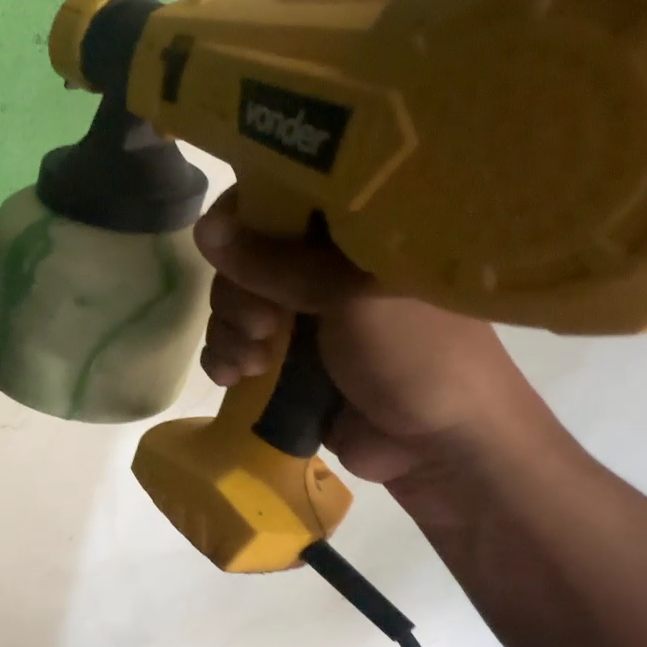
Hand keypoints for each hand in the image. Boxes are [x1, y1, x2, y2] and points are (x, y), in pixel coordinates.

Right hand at [192, 190, 553, 485]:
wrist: (443, 450)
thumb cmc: (418, 357)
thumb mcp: (348, 297)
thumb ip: (275, 263)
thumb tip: (203, 230)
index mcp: (358, 235)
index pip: (285, 196)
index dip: (244, 216)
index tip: (225, 245)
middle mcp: (326, 266)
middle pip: (245, 255)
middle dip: (237, 293)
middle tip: (261, 326)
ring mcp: (303, 314)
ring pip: (232, 302)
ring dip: (229, 332)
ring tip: (250, 364)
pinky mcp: (284, 357)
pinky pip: (231, 344)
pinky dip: (224, 358)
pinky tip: (231, 377)